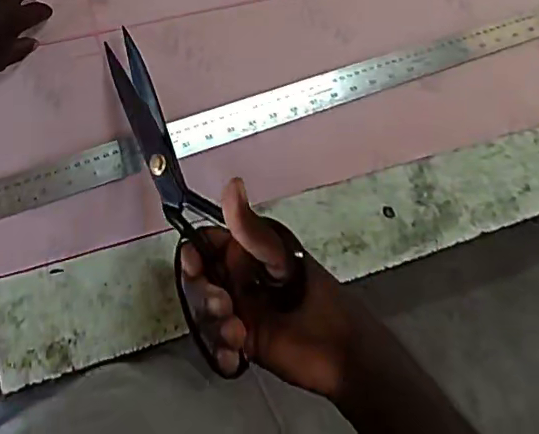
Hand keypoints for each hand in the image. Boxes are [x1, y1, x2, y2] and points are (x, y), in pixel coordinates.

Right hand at [179, 178, 365, 398]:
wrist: (345, 352)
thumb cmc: (316, 294)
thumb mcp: (281, 256)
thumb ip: (250, 227)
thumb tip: (233, 184)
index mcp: (241, 252)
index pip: (202, 246)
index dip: (192, 256)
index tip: (196, 266)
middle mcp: (234, 279)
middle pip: (196, 282)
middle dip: (203, 296)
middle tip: (225, 305)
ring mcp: (237, 311)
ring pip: (202, 314)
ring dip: (213, 325)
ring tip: (237, 333)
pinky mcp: (242, 344)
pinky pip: (215, 347)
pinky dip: (220, 352)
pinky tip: (236, 355)